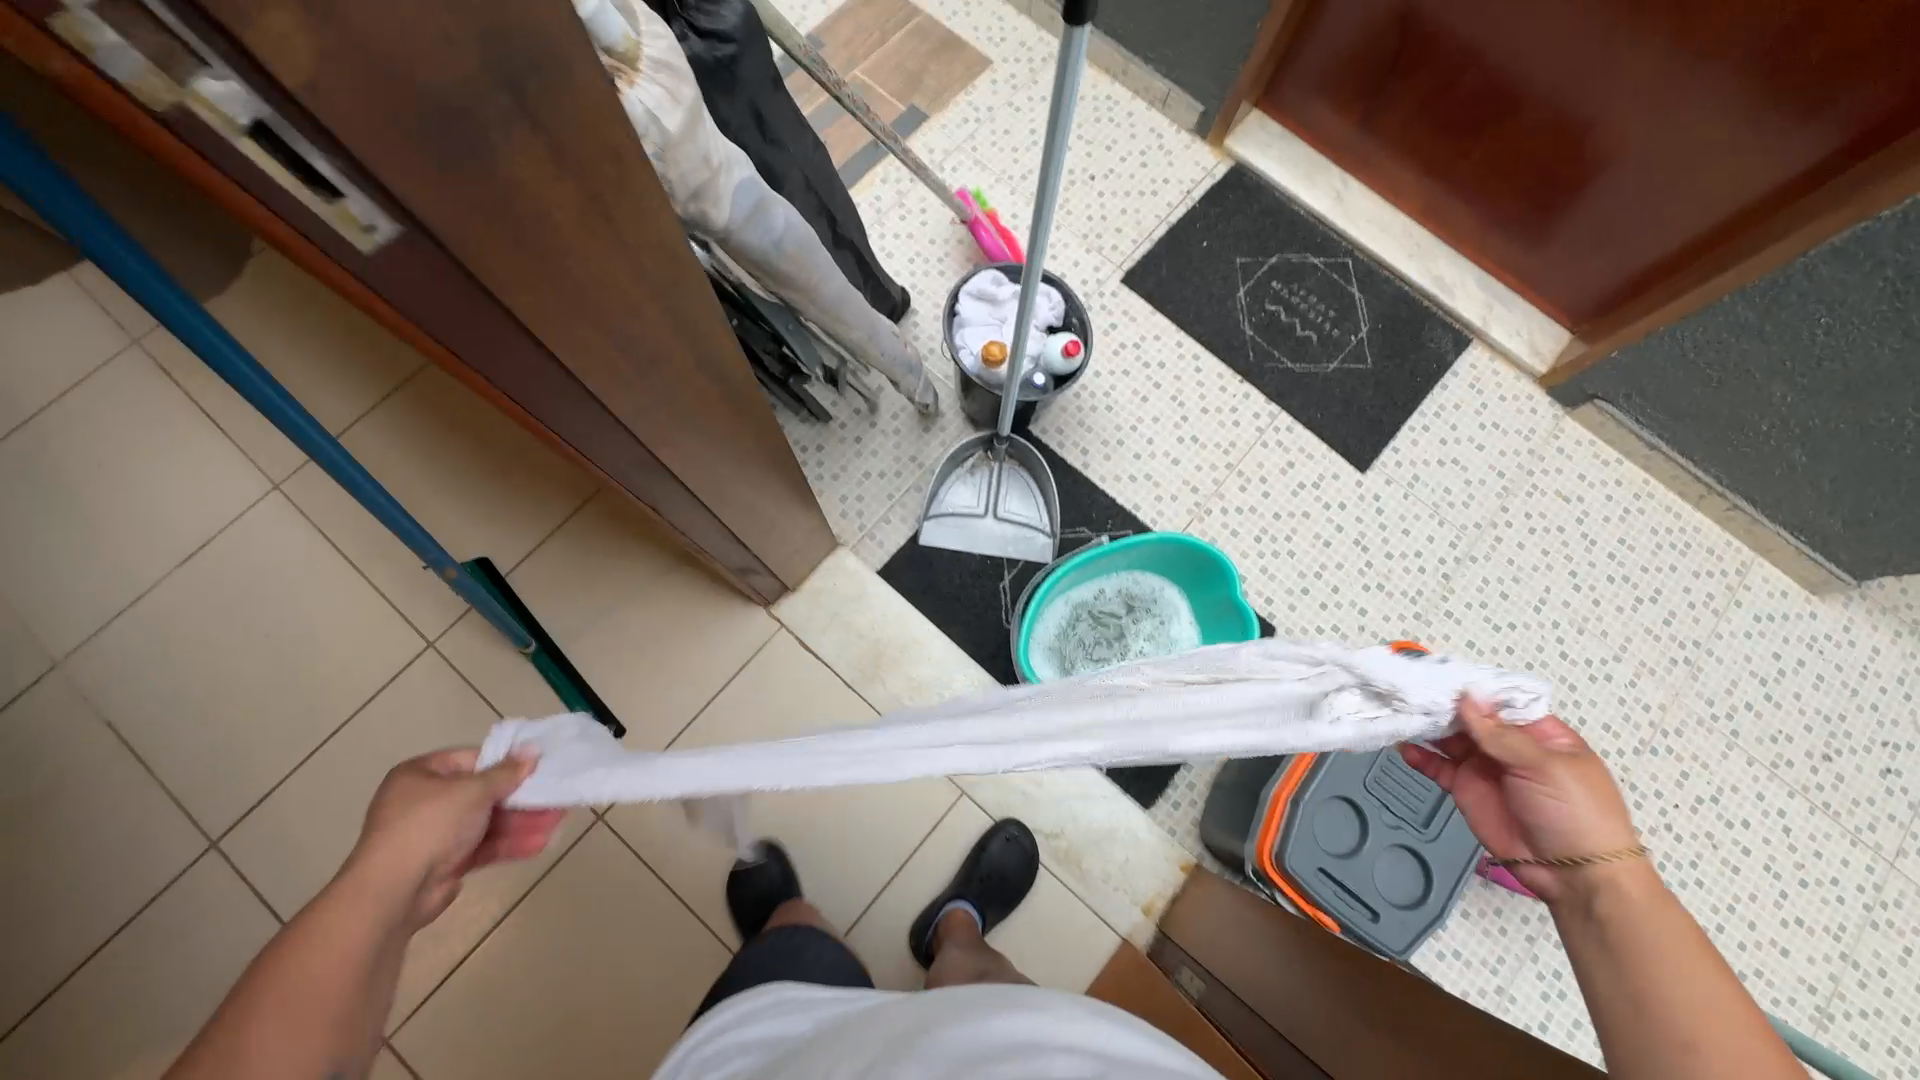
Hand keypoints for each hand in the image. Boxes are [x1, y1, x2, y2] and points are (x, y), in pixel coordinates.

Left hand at [346, 748, 567, 930]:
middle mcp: (425, 801)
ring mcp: (434, 834)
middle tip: (554, 796)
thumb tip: (532, 751)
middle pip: (483, 794)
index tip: (537, 767)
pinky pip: (482, 847)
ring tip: (557, 821)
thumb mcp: (473, 791)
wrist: (394, 892)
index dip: (505, 763)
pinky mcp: (445, 862)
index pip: (471, 760)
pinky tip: (539, 844)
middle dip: (521, 798)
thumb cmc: (430, 825)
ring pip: (487, 822)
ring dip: (521, 822)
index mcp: (421, 775)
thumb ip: (506, 773)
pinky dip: (509, 844)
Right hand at [1400, 697, 1641, 904]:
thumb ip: (1500, 733)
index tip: (1438, 674)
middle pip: (1469, 718)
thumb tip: (1468, 696)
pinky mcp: (1467, 789)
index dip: (1471, 689)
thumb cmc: (1576, 813)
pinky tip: (1405, 748)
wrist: (1573, 873)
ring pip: (1449, 740)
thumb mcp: (1544, 766)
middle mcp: (1509, 746)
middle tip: (1409, 692)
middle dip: (1442, 706)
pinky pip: (1439, 768)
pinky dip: (1421, 758)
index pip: (1499, 702)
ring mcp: (1486, 767)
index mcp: (1538, 733)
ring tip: (1400, 714)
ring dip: (1427, 728)